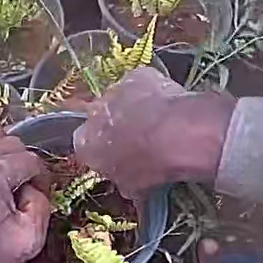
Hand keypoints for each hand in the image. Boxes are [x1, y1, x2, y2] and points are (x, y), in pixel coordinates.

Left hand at [0, 125, 51, 262]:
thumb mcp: (29, 238)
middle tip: (22, 190)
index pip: (32, 160)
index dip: (41, 179)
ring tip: (3, 178)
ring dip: (3, 153)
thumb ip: (43, 206)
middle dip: (24, 164)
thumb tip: (33, 188)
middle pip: (13, 144)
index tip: (39, 196)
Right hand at [74, 69, 234, 198]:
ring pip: (121, 99)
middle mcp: (93, 113)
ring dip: (134, 108)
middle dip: (116, 127)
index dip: (103, 152)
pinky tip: (169, 105)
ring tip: (159, 123)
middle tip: (140, 141)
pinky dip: (153, 92)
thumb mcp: (134, 188)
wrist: (177, 135)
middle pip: (101, 119)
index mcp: (84, 143)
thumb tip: (131, 188)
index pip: (85, 147)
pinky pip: (143, 83)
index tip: (119, 158)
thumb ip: (125, 183)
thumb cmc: (150, 168)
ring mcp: (115, 90)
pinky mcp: (139, 74)